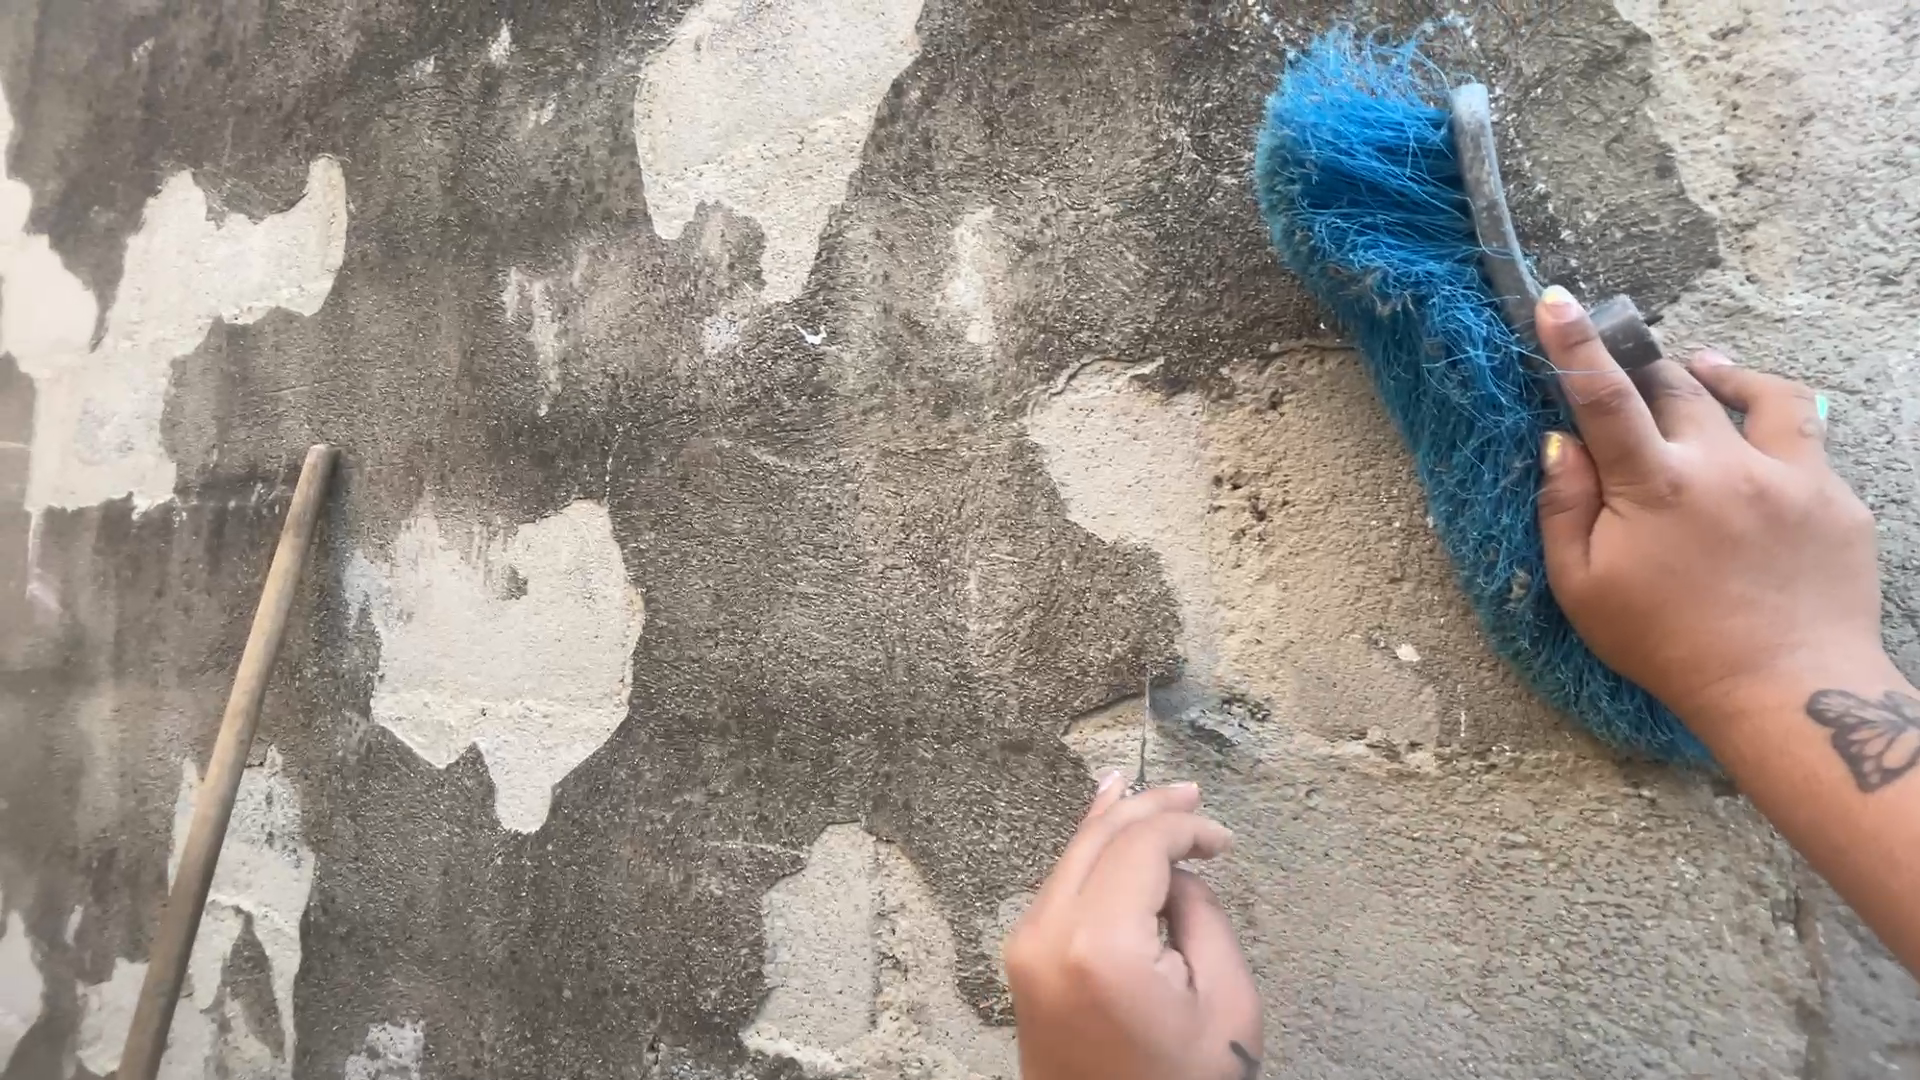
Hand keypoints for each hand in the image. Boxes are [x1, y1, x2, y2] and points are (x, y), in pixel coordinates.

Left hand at [1003, 776, 1262, 1079]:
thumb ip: (1200, 912)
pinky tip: (1107, 823)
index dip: (1183, 827)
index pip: (1139, 846)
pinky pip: (1060, 882)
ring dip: (1115, 821)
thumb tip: (1174, 870)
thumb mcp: (1225, 1002)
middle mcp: (1047, 931)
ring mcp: (1024, 941)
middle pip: (1097, 837)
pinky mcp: (1021, 953)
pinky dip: (1090, 851)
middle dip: (1146, 806)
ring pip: (1072, 852)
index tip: (1222, 839)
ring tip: (1151, 794)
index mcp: (1099, 945)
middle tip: (1190, 793)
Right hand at [1532, 285, 1889, 727]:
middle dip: (1641, 366)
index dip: (1574, 346)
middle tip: (1620, 363)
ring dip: (1717, 374)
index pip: (1605, 398)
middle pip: (1679, 386)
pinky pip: (1804, 436)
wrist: (1784, 685)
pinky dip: (1767, 419)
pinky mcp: (1838, 497)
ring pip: (1760, 393)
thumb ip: (1564, 506)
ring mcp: (1794, 477)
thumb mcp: (1578, 581)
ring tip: (1698, 370)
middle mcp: (1728, 466)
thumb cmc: (1658, 637)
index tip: (1556, 300)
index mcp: (1656, 488)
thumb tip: (1559, 443)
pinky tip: (1747, 442)